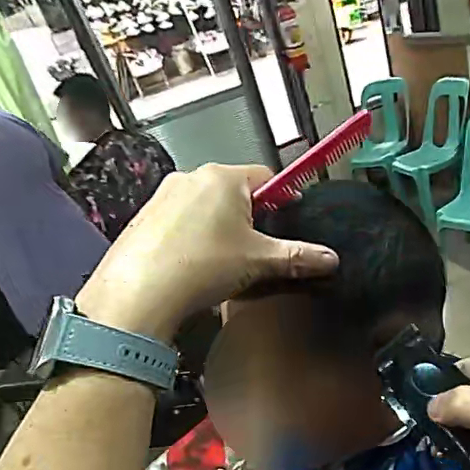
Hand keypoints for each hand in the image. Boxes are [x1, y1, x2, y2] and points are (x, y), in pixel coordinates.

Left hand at [76, 164, 337, 340]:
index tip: (291, 221)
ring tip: (229, 264)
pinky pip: (183, 223)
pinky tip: (200, 268)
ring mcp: (163, 197)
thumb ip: (300, 256)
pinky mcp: (145, 219)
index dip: (284, 199)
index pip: (267, 177)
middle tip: (261, 251)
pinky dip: (197, 240)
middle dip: (253, 219)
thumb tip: (330, 258)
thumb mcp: (261, 261)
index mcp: (223, 178)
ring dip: (224, 230)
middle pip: (237, 193)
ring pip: (208, 209)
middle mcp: (191, 178)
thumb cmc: (202, 265)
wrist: (139, 293)